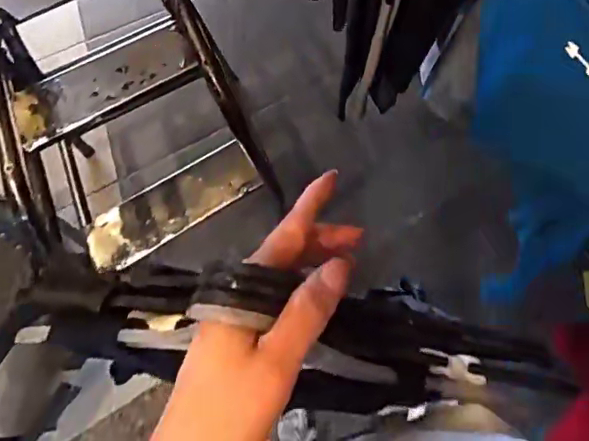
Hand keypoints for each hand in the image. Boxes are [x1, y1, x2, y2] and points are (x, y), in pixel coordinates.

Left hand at [151, 172, 360, 440]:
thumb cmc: (229, 411)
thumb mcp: (274, 363)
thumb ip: (305, 312)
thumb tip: (338, 264)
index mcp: (241, 289)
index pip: (283, 235)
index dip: (309, 205)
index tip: (332, 176)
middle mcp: (235, 293)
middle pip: (282, 252)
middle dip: (319, 237)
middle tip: (359, 237)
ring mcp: (233, 315)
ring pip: (278, 275)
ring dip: (311, 263)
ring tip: (344, 262)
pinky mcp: (235, 338)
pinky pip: (273, 297)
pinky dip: (299, 288)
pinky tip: (314, 297)